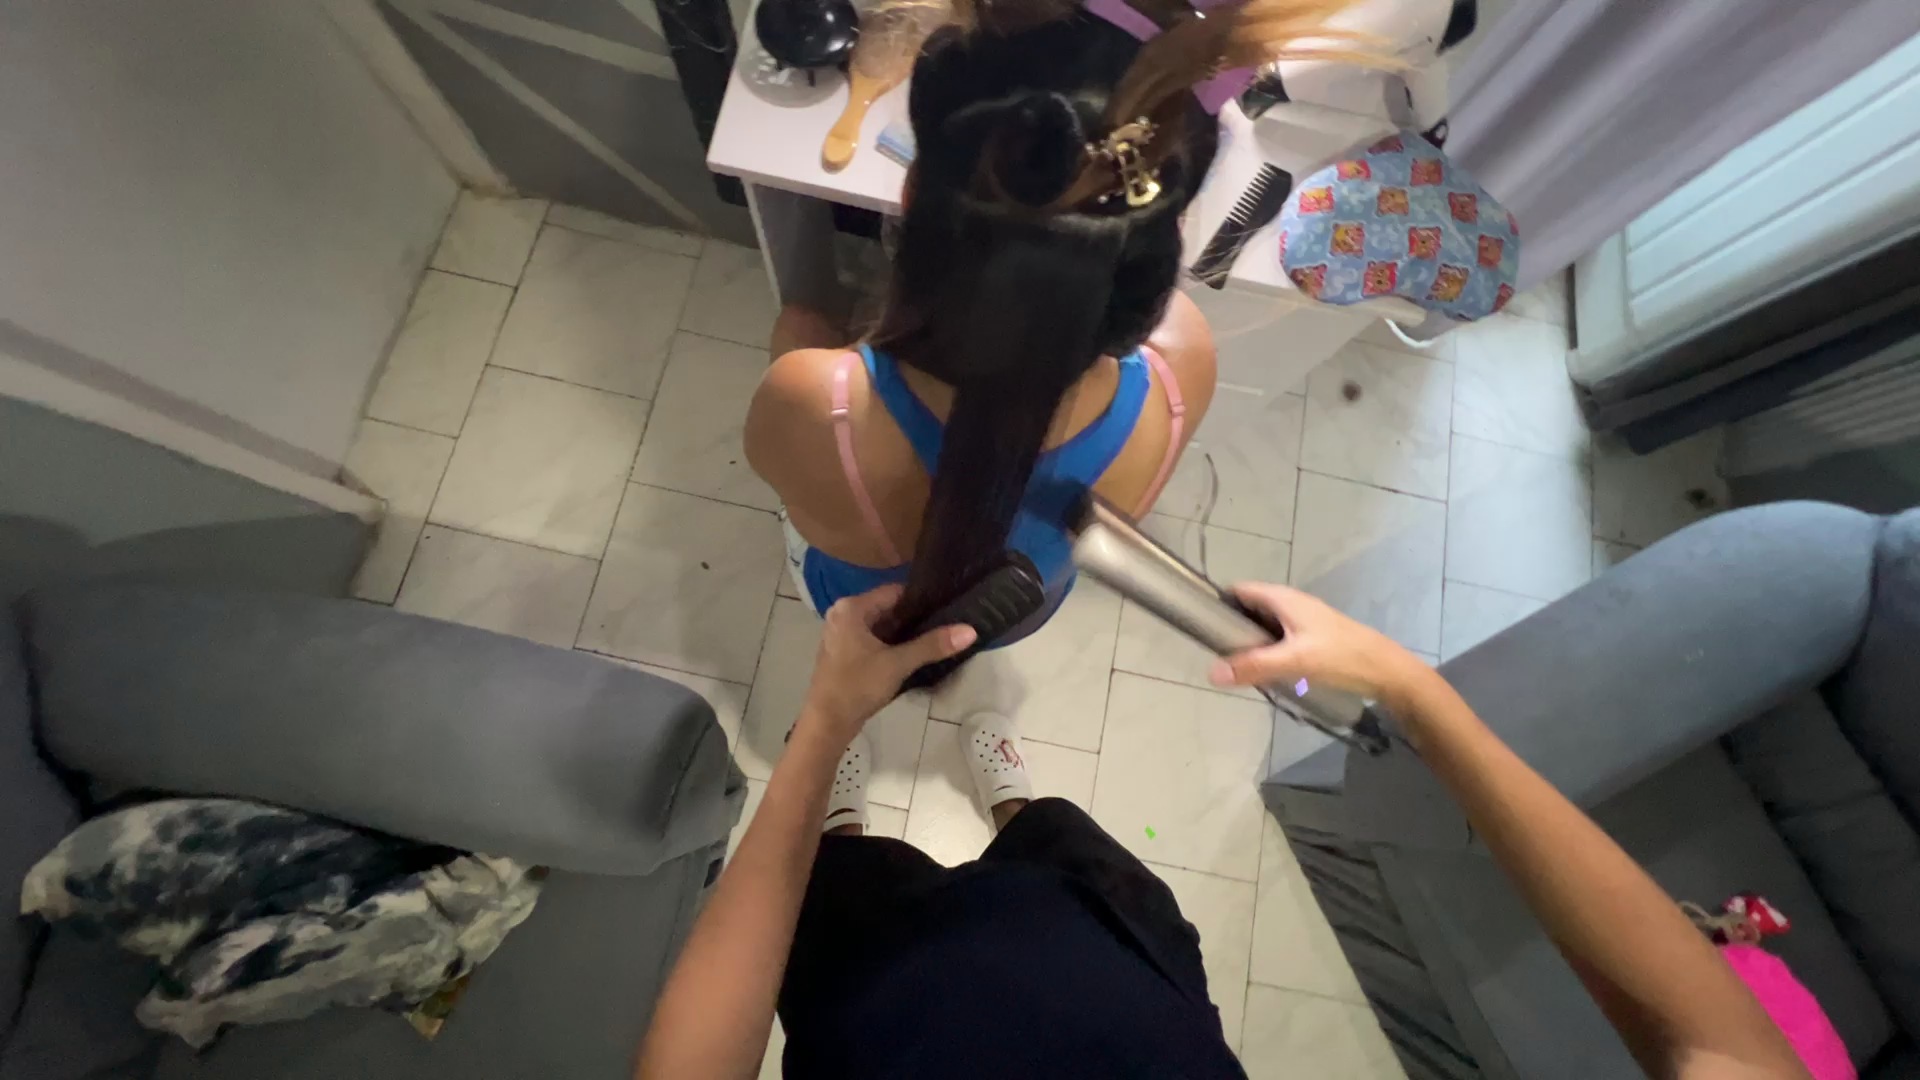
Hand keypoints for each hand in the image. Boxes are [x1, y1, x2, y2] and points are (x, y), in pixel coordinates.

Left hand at [799, 584, 976, 744]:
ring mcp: (841, 633)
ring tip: (936, 636)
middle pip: (888, 608)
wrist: (826, 723)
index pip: (894, 592)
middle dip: (914, 617)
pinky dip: (890, 643)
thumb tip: (970, 630)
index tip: (947, 606)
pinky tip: (913, 652)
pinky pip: (873, 638)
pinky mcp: (844, 651)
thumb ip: (932, 645)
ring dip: (904, 632)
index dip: (921, 599)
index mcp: (851, 608)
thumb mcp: (898, 664)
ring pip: (881, 624)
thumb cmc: (858, 686)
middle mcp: (843, 613)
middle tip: (947, 622)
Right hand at [1208, 583, 1430, 707]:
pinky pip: (1277, 638)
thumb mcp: (1294, 661)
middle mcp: (1290, 604)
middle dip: (1231, 626)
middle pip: (1249, 608)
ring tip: (1235, 664)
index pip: (1239, 590)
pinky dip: (1266, 650)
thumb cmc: (1342, 657)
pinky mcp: (1311, 637)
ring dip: (1249, 641)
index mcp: (1283, 599)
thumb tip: (1211, 672)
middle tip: (1216, 652)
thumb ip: (1253, 666)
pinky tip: (1264, 671)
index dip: (1218, 602)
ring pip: (1264, 625)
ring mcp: (1302, 621)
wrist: (1389, 673)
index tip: (1200, 623)